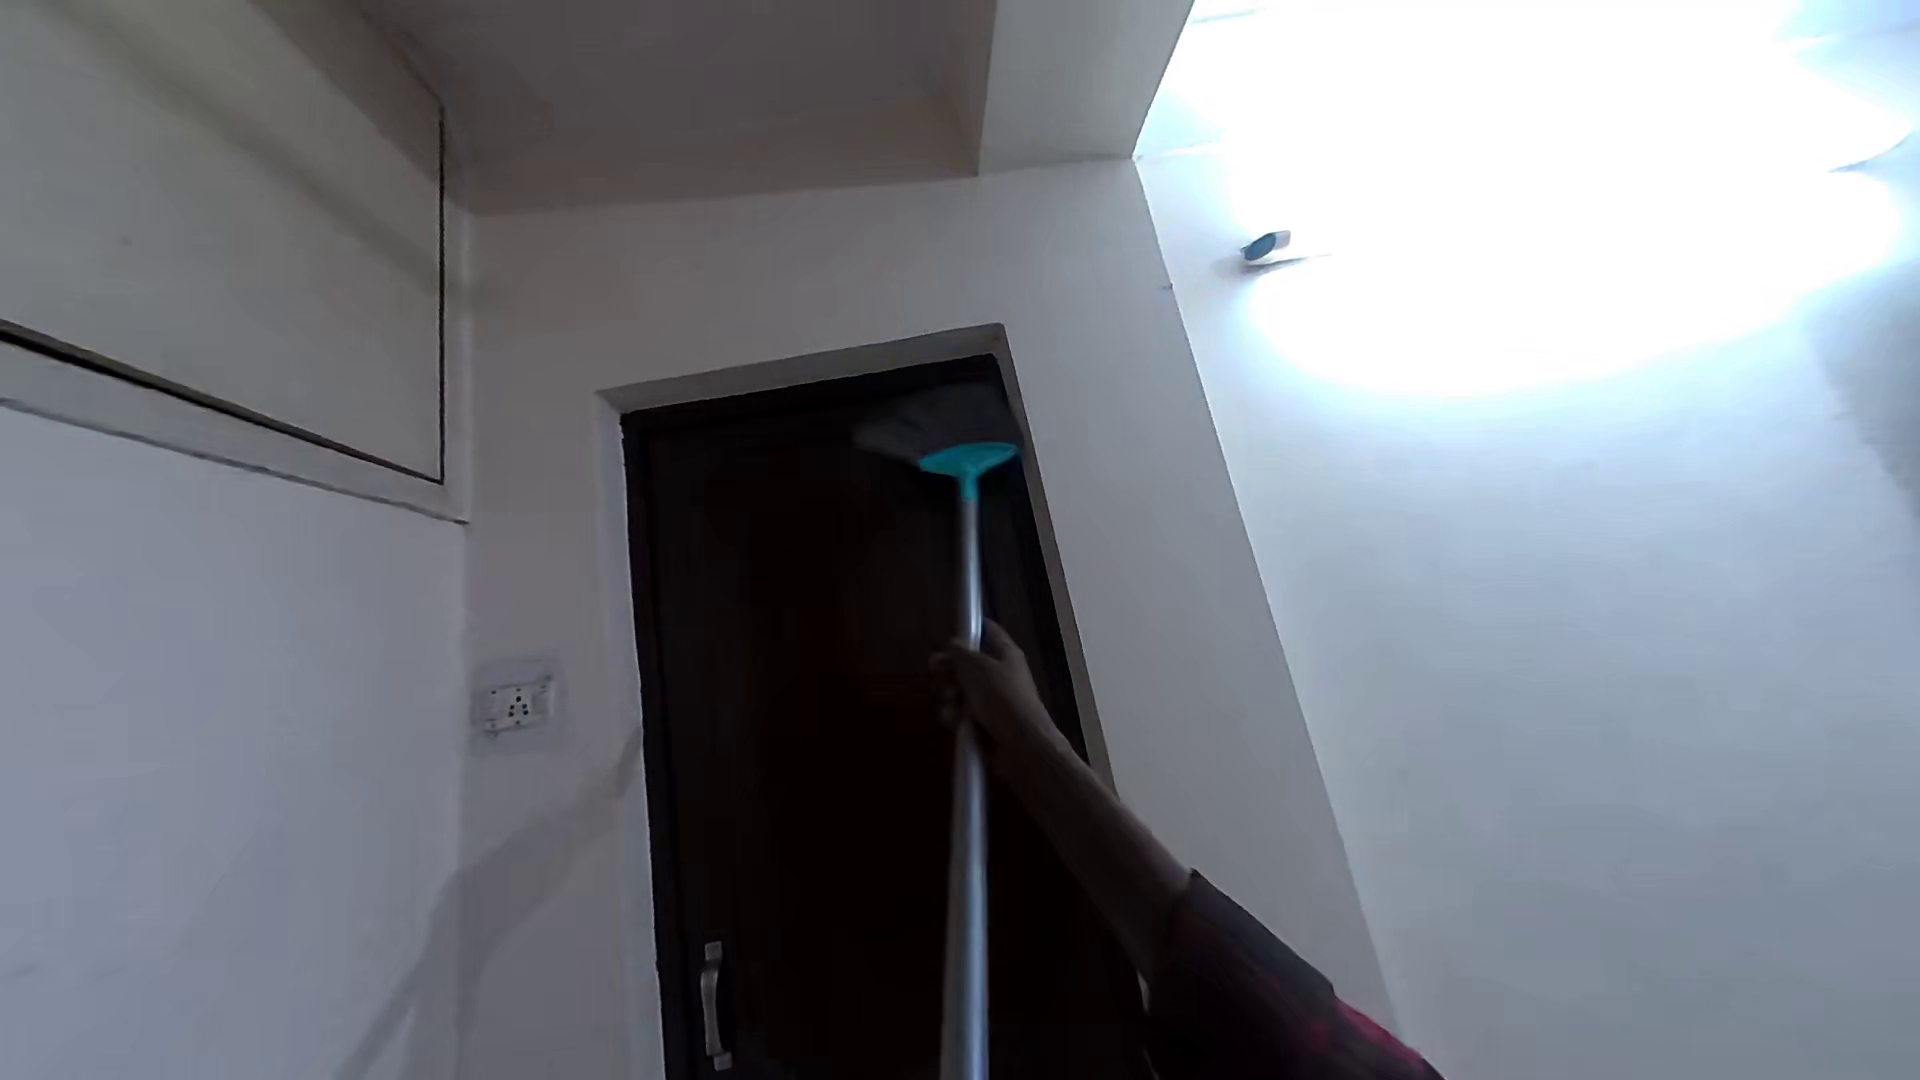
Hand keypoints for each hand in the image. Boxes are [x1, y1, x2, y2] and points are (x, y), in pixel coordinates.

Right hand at [934, 621, 1072, 758]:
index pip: (988, 631)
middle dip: (950, 668)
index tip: (950, 631)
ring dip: (951, 695)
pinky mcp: (985, 723)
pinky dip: (956, 716)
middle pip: (968, 664)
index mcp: (1006, 654)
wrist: (1022, 746)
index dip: (970, 628)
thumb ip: (961, 653)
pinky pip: (963, 713)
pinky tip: (956, 721)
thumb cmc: (1002, 698)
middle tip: (937, 671)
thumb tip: (952, 643)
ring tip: (952, 700)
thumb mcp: (978, 668)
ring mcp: (993, 700)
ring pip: (961, 690)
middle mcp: (1000, 674)